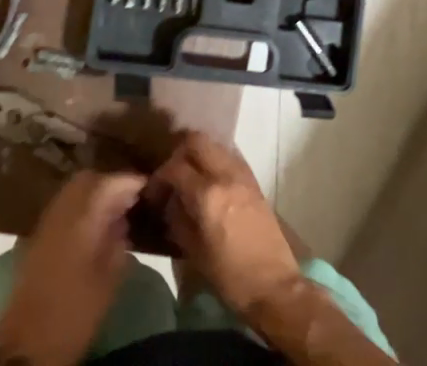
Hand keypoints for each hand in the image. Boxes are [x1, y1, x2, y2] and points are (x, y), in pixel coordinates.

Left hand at [0, 170, 146, 365]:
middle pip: (86, 180)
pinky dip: (81, 206)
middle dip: (111, 182)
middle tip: (133, 198)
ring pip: (72, 191)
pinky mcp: (36, 238)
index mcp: (80, 221)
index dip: (130, 181)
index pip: (108, 183)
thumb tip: (124, 219)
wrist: (27, 345)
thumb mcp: (109, 279)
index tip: (150, 187)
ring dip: (95, 193)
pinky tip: (95, 227)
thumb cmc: (75, 314)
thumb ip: (118, 241)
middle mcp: (59, 214)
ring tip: (117, 211)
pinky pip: (63, 206)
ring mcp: (44, 224)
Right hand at [146, 131, 303, 318]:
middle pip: (197, 141)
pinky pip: (231, 157)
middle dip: (178, 153)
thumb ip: (177, 219)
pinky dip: (216, 160)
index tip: (152, 192)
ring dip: (199, 154)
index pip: (174, 168)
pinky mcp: (255, 182)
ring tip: (189, 176)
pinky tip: (209, 181)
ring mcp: (244, 176)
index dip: (158, 177)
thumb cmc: (229, 275)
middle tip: (170, 175)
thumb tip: (168, 201)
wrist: (274, 285)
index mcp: (207, 194)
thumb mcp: (194, 251)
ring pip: (216, 145)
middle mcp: (226, 176)